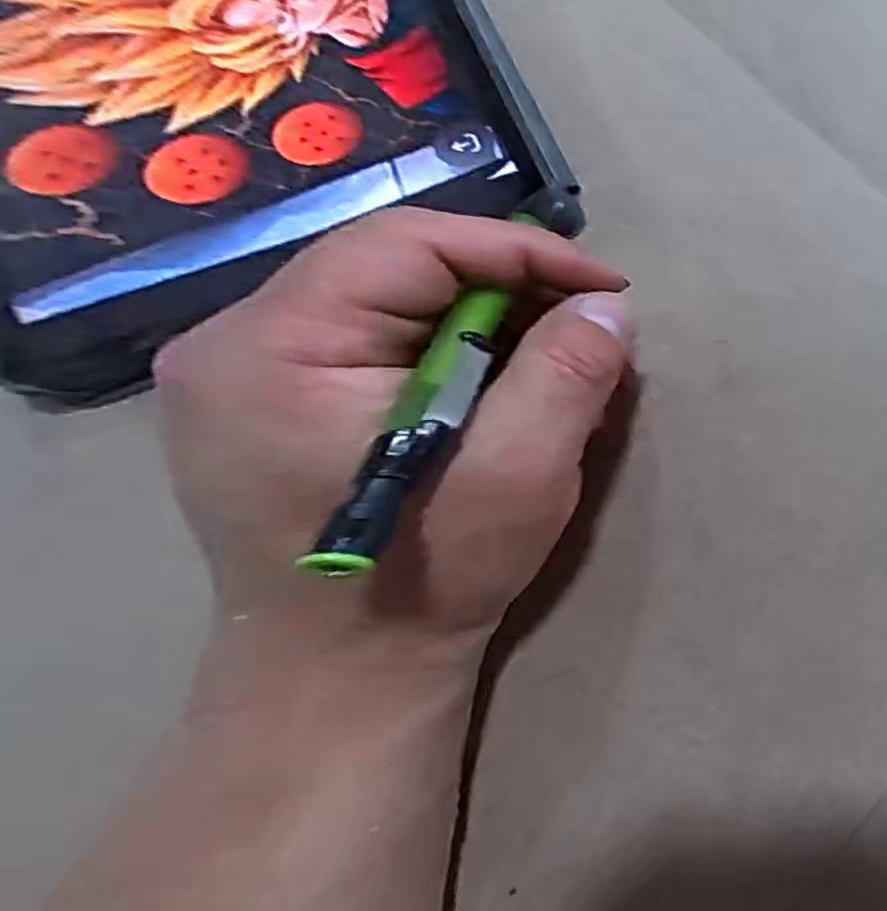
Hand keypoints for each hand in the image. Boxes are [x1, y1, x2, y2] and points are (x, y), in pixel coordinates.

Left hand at [154, 209, 633, 651]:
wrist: (353, 666)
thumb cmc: (432, 572)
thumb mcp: (520, 472)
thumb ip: (567, 376)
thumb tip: (611, 306)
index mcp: (279, 347)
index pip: (410, 244)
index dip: (522, 252)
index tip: (609, 291)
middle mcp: (250, 341)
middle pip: (409, 268)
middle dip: (521, 292)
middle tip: (597, 334)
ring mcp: (266, 371)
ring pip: (411, 302)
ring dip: (506, 326)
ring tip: (571, 370)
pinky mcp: (296, 399)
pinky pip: (401, 340)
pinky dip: (478, 354)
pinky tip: (521, 392)